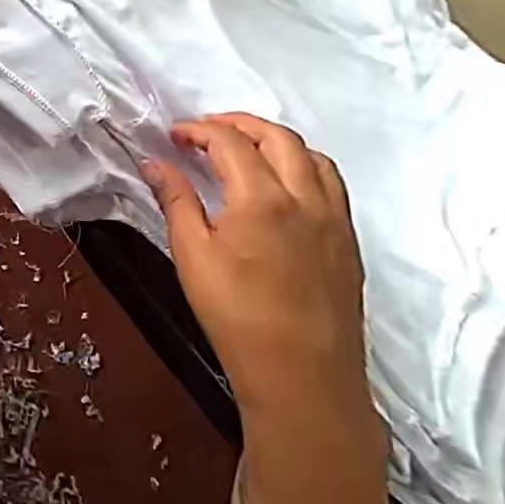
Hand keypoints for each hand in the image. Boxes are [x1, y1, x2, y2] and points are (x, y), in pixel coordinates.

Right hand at [142, 113, 366, 409]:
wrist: (302, 381)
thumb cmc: (238, 320)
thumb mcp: (192, 257)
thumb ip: (175, 200)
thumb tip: (156, 163)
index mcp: (263, 198)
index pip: (229, 141)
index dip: (198, 130)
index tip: (175, 135)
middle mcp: (305, 196)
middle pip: (274, 135)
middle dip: (237, 122)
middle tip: (206, 131)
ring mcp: (333, 216)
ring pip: (308, 152)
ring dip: (274, 138)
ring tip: (246, 148)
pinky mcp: (348, 237)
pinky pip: (330, 180)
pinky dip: (303, 163)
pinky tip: (286, 181)